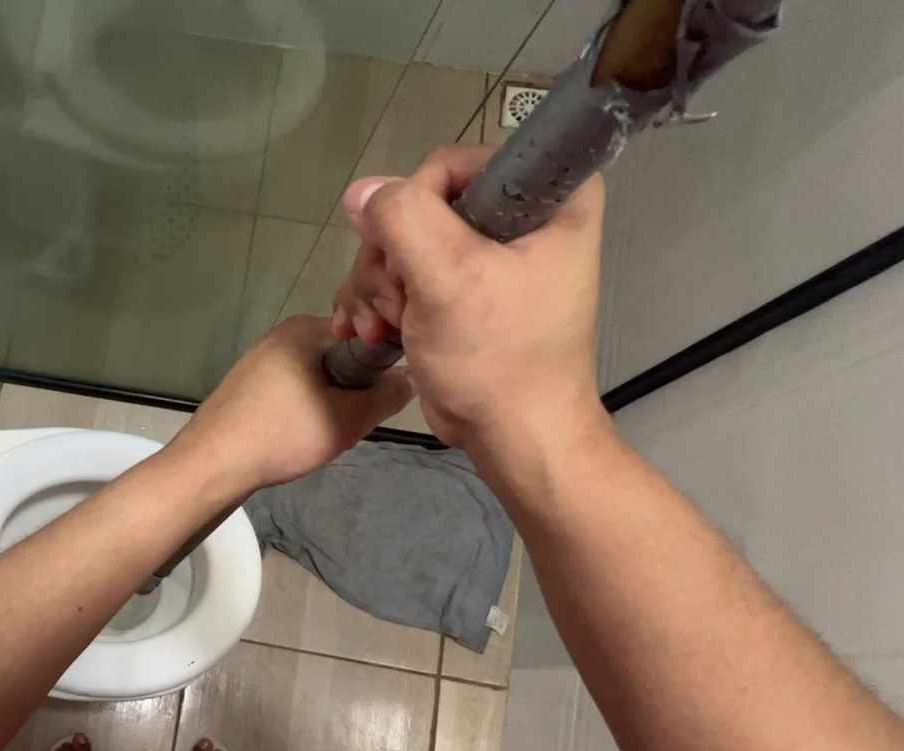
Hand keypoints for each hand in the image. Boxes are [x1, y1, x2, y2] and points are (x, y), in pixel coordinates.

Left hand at [170, 314, 414, 492]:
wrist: (211, 464)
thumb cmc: (281, 435)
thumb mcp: (347, 419)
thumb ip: (386, 397)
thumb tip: (407, 379)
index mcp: (305, 329)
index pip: (365, 332)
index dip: (380, 365)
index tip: (380, 397)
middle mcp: (281, 335)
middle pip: (340, 356)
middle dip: (351, 389)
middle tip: (350, 422)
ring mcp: (258, 359)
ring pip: (315, 377)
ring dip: (327, 403)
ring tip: (321, 433)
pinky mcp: (245, 386)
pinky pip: (290, 391)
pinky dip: (300, 410)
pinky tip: (295, 437)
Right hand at [332, 144, 607, 457]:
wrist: (510, 431)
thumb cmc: (497, 357)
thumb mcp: (450, 281)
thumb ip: (403, 222)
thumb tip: (360, 192)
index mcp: (543, 195)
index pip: (451, 166)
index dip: (415, 208)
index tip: (411, 259)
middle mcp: (513, 218)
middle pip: (415, 210)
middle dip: (389, 262)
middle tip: (396, 306)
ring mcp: (478, 259)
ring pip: (396, 247)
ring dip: (376, 289)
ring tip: (382, 329)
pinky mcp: (452, 294)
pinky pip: (397, 278)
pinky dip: (376, 305)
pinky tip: (370, 333)